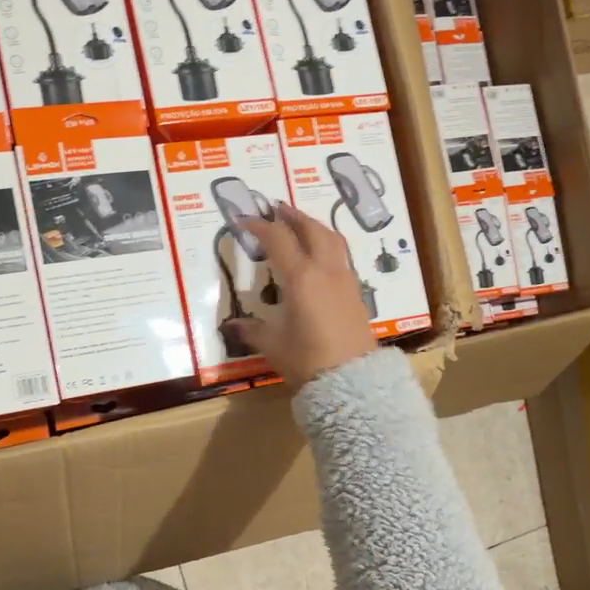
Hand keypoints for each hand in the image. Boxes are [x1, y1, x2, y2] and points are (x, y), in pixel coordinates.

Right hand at [226, 204, 377, 386]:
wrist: (352, 380)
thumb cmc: (308, 361)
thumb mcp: (273, 345)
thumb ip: (252, 330)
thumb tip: (232, 325)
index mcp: (300, 278)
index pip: (278, 239)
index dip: (259, 226)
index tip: (244, 220)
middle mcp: (324, 270)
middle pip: (310, 229)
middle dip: (292, 216)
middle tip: (277, 209)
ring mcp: (344, 279)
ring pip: (332, 239)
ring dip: (314, 226)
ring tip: (301, 225)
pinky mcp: (356, 293)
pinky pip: (342, 256)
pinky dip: (328, 245)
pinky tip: (320, 256)